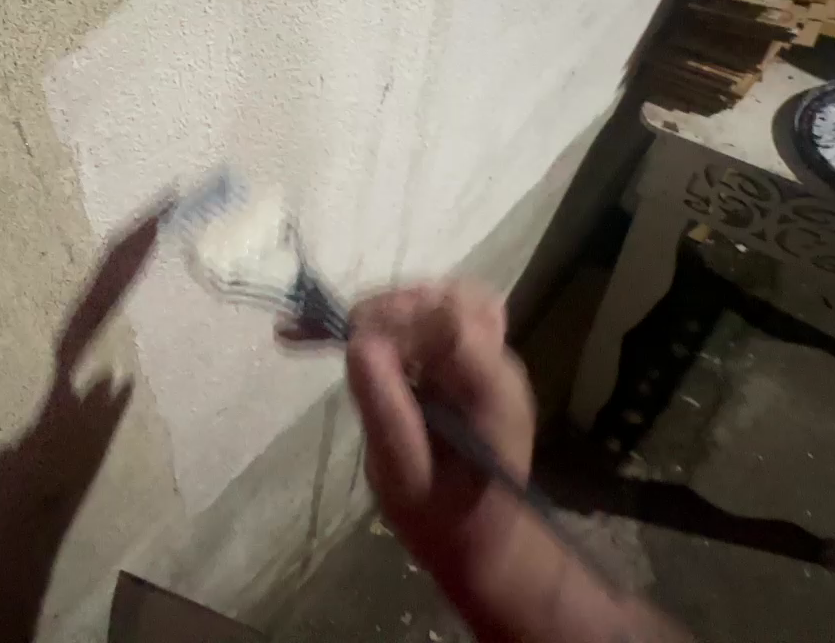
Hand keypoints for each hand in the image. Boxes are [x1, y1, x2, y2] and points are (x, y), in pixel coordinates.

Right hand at [345, 282, 535, 586]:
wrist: (477, 537)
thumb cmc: (441, 517)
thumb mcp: (404, 475)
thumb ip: (385, 409)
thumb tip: (357, 341)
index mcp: (491, 392)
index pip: (452, 320)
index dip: (397, 317)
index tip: (351, 340)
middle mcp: (496, 364)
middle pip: (444, 297)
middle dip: (387, 309)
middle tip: (339, 335)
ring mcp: (485, 358)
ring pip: (438, 298)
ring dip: (387, 310)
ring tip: (344, 333)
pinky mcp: (465, 359)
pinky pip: (433, 315)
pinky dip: (394, 315)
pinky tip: (354, 330)